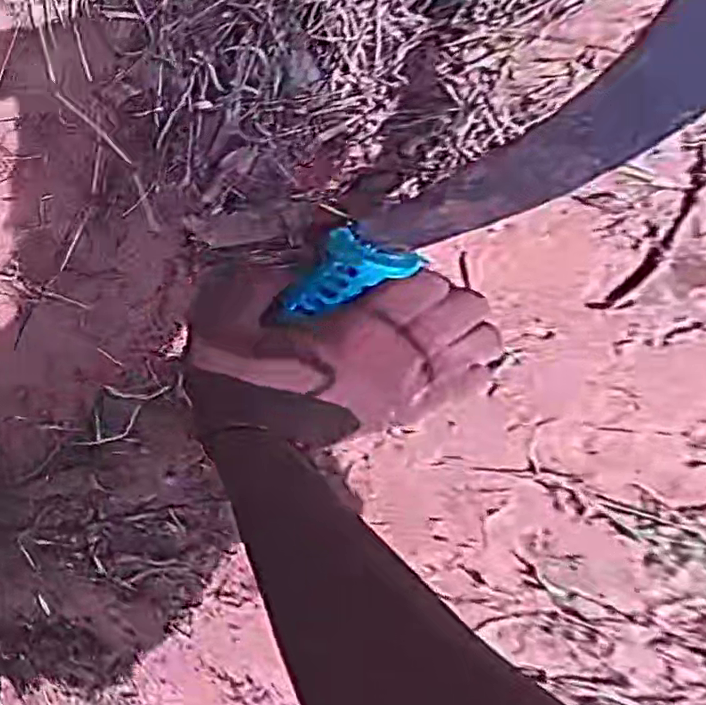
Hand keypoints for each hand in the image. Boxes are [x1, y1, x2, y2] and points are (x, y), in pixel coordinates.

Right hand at [186, 265, 502, 445]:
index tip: (355, 274)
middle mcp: (401, 357)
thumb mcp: (223, 323)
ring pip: (482, 339)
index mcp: (358, 332)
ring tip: (406, 323)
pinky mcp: (415, 408)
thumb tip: (291, 270)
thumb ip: (255, 285)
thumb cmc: (237, 381)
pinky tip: (418, 354)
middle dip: (431, 291)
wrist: (249, 437)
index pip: (421, 281)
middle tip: (384, 295)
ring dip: (451, 323)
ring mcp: (415, 386)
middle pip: (466, 304)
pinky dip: (459, 359)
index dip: (392, 267)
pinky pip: (475, 376)